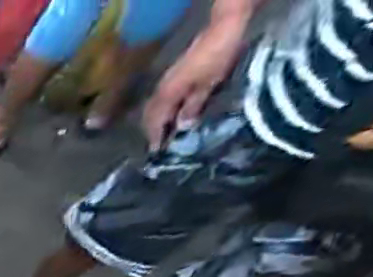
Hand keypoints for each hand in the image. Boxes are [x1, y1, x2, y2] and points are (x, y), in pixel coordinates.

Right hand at [141, 26, 243, 149]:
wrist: (223, 27)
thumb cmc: (217, 56)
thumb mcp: (209, 84)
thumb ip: (193, 106)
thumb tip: (181, 127)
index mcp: (166, 96)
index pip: (155, 123)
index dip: (156, 138)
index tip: (157, 152)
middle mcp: (160, 91)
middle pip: (149, 116)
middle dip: (152, 131)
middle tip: (160, 143)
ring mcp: (165, 83)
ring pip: (154, 108)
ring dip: (157, 120)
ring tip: (165, 130)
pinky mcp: (173, 76)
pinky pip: (161, 99)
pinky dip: (162, 110)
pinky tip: (171, 113)